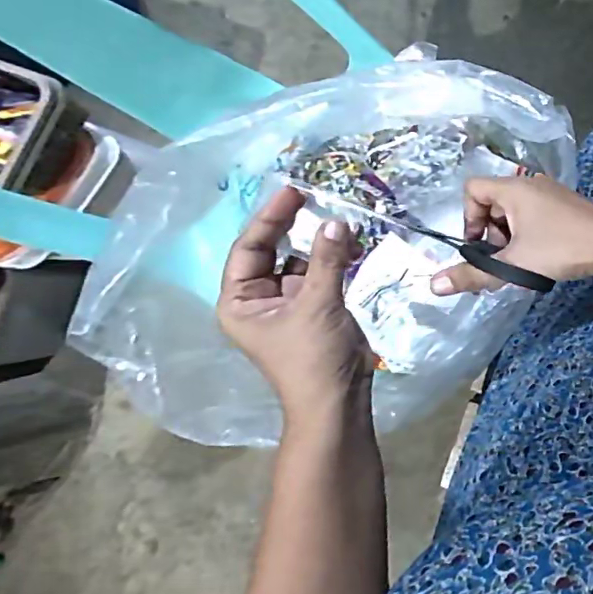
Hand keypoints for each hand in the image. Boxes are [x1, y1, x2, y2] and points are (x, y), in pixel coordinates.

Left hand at [217, 186, 374, 426]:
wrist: (337, 400)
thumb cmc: (312, 357)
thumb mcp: (318, 305)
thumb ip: (328, 261)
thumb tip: (337, 221)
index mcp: (241, 301)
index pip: (249, 249)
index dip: (268, 218)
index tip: (291, 193)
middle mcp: (260, 298)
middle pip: (273, 250)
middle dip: (292, 226)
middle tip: (311, 197)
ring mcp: (289, 302)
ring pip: (301, 260)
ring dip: (320, 242)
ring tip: (341, 222)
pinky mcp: (316, 307)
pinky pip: (322, 273)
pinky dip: (335, 258)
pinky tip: (351, 245)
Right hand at [429, 175, 592, 295]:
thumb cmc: (560, 248)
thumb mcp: (514, 264)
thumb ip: (474, 275)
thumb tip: (434, 286)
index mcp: (514, 189)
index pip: (472, 188)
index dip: (468, 217)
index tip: (479, 245)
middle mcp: (530, 184)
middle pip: (493, 201)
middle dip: (490, 231)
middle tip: (502, 258)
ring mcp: (551, 192)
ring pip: (514, 210)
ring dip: (509, 234)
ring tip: (522, 260)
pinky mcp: (566, 204)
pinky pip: (534, 213)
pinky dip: (528, 232)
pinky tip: (541, 255)